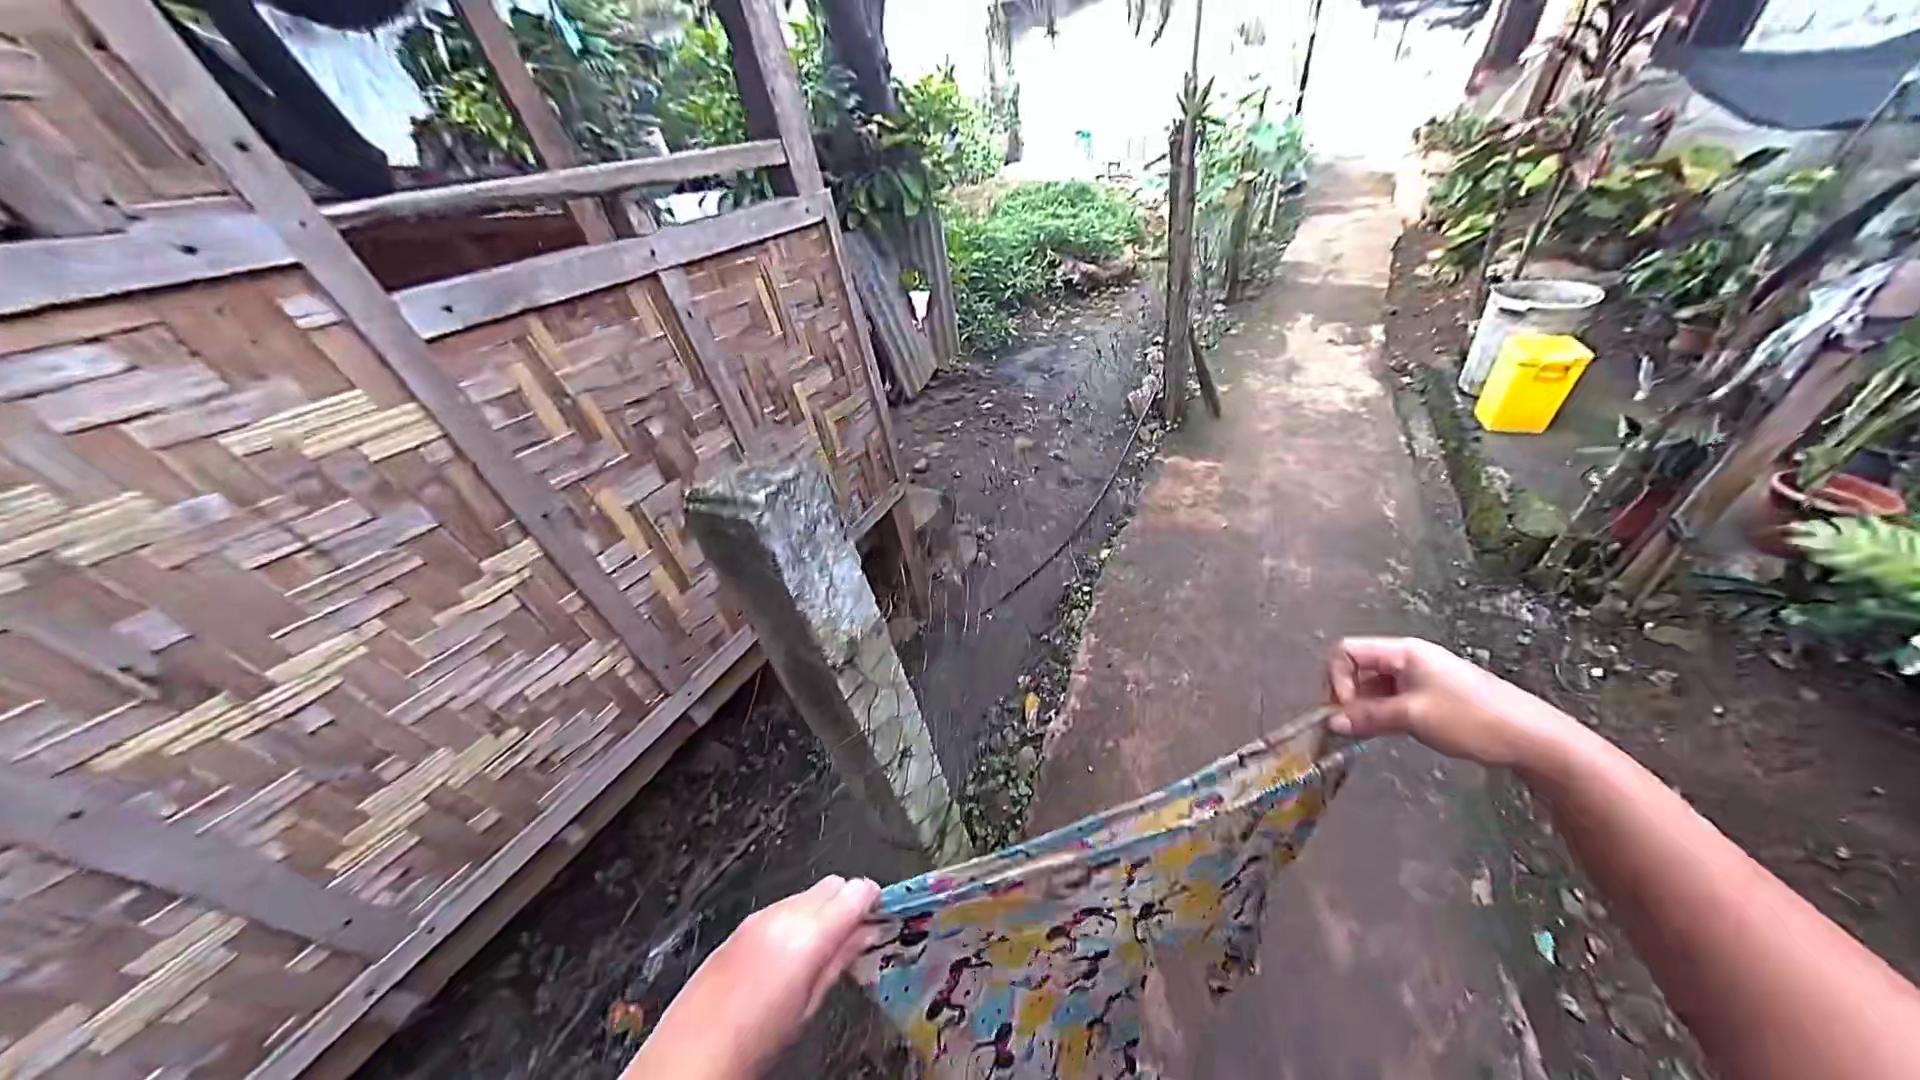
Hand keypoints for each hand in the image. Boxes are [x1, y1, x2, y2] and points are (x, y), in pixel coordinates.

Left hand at [623, 876, 880, 1079]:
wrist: (689, 1056)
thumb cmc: (755, 1042)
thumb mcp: (809, 1006)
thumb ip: (840, 959)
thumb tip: (867, 933)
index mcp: (808, 933)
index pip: (856, 890)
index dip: (872, 900)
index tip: (877, 917)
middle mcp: (785, 913)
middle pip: (833, 883)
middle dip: (848, 901)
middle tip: (853, 935)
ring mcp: (761, 915)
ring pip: (808, 893)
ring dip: (822, 909)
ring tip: (820, 950)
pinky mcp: (743, 923)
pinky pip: (783, 905)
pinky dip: (797, 917)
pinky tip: (790, 954)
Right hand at [1326, 637, 1576, 768]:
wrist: (1533, 739)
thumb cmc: (1471, 720)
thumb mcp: (1412, 717)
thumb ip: (1367, 717)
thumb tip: (1331, 722)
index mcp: (1402, 651)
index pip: (1346, 651)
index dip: (1337, 678)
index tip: (1345, 709)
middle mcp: (1407, 657)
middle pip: (1356, 666)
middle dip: (1346, 693)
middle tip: (1349, 723)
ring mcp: (1419, 675)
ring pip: (1372, 683)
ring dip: (1362, 705)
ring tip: (1366, 731)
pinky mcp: (1429, 693)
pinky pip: (1389, 695)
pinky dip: (1379, 711)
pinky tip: (1384, 730)